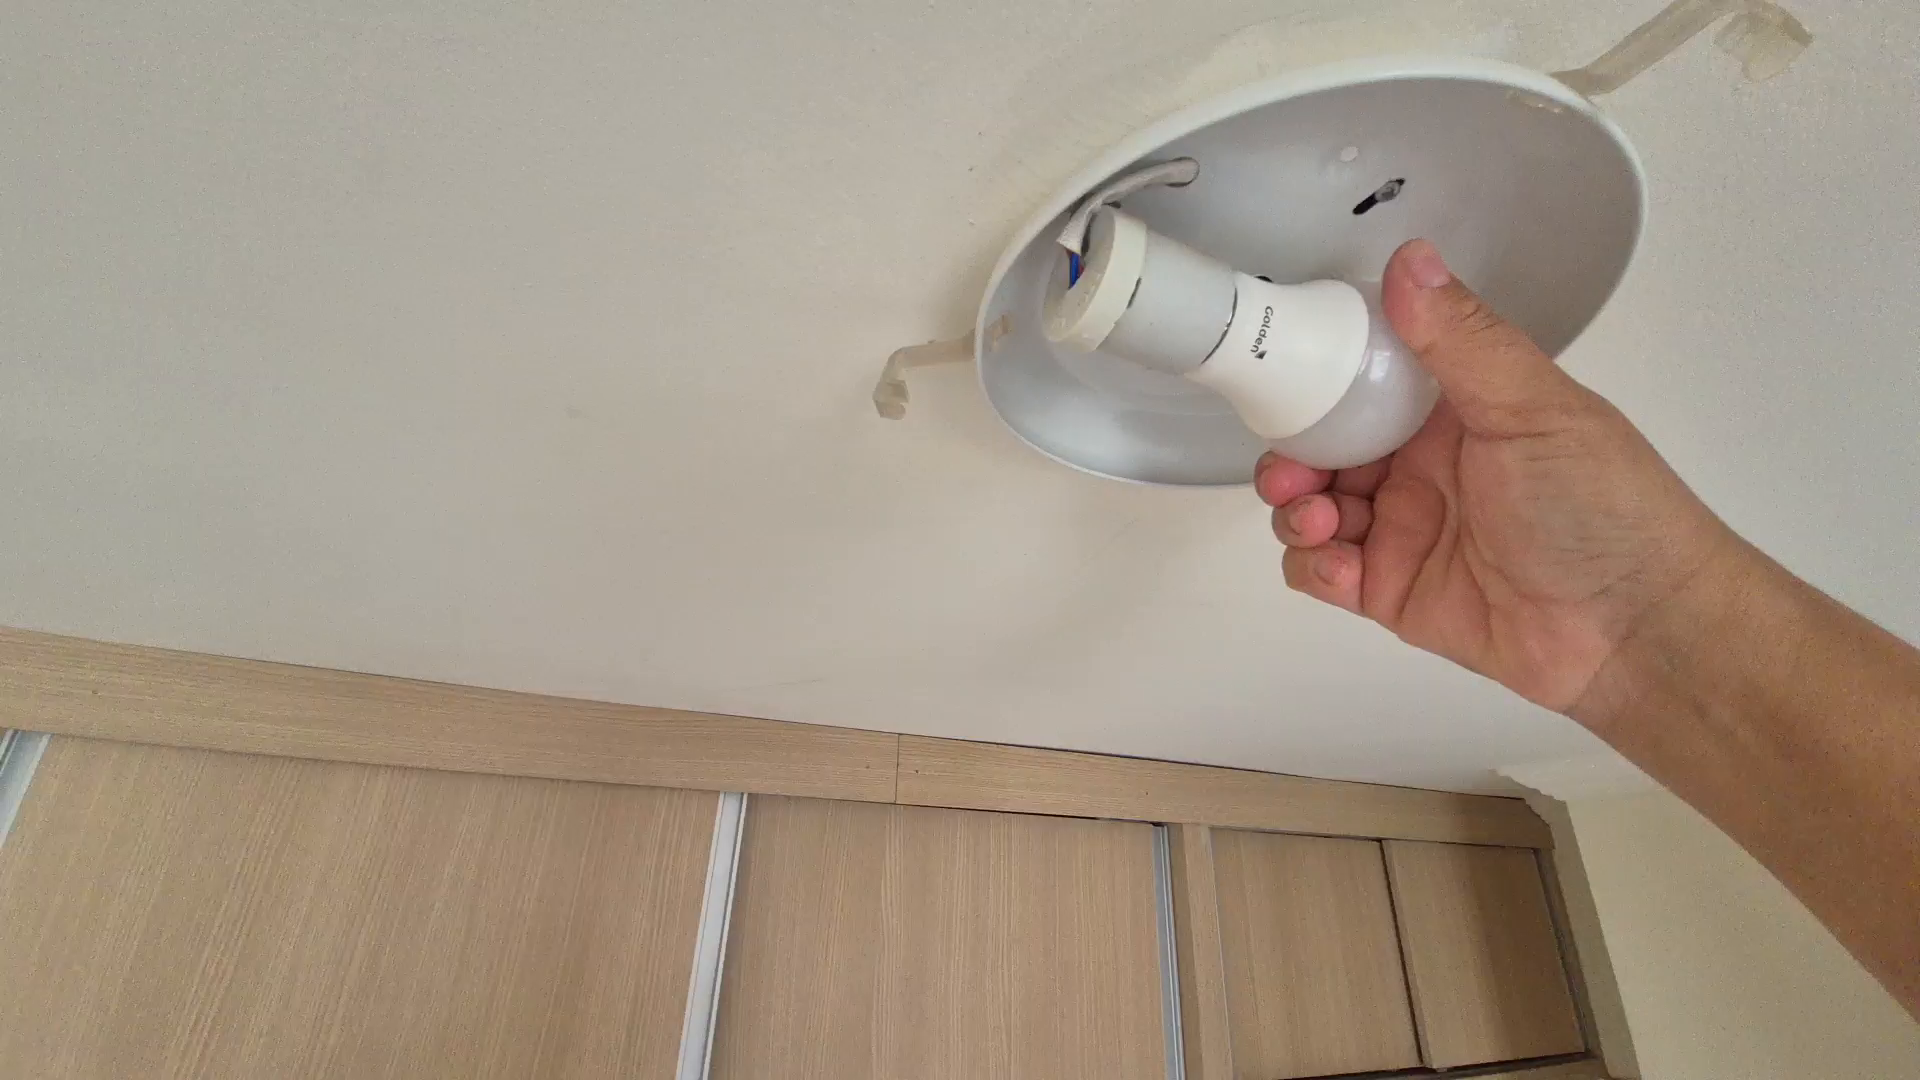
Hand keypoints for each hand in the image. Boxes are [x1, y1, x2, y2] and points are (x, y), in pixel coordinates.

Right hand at [1257, 240, 1739, 711]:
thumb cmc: (1599, 508)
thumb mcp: (1533, 410)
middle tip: (1292, 479)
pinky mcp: (1382, 589)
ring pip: (1307, 515)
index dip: (1315, 395)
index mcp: (1443, 422)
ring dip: (1296, 517)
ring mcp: (1393, 533)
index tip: (1288, 396)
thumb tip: (1410, 260)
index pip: (1357, 395)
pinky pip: (1318, 573)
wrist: (1630, 629)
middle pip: (1317, 459)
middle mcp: (1410, 473)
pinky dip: (1313, 568)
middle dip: (1289, 466)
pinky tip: (1342, 568)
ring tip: (1324, 525)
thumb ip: (1462, 343)